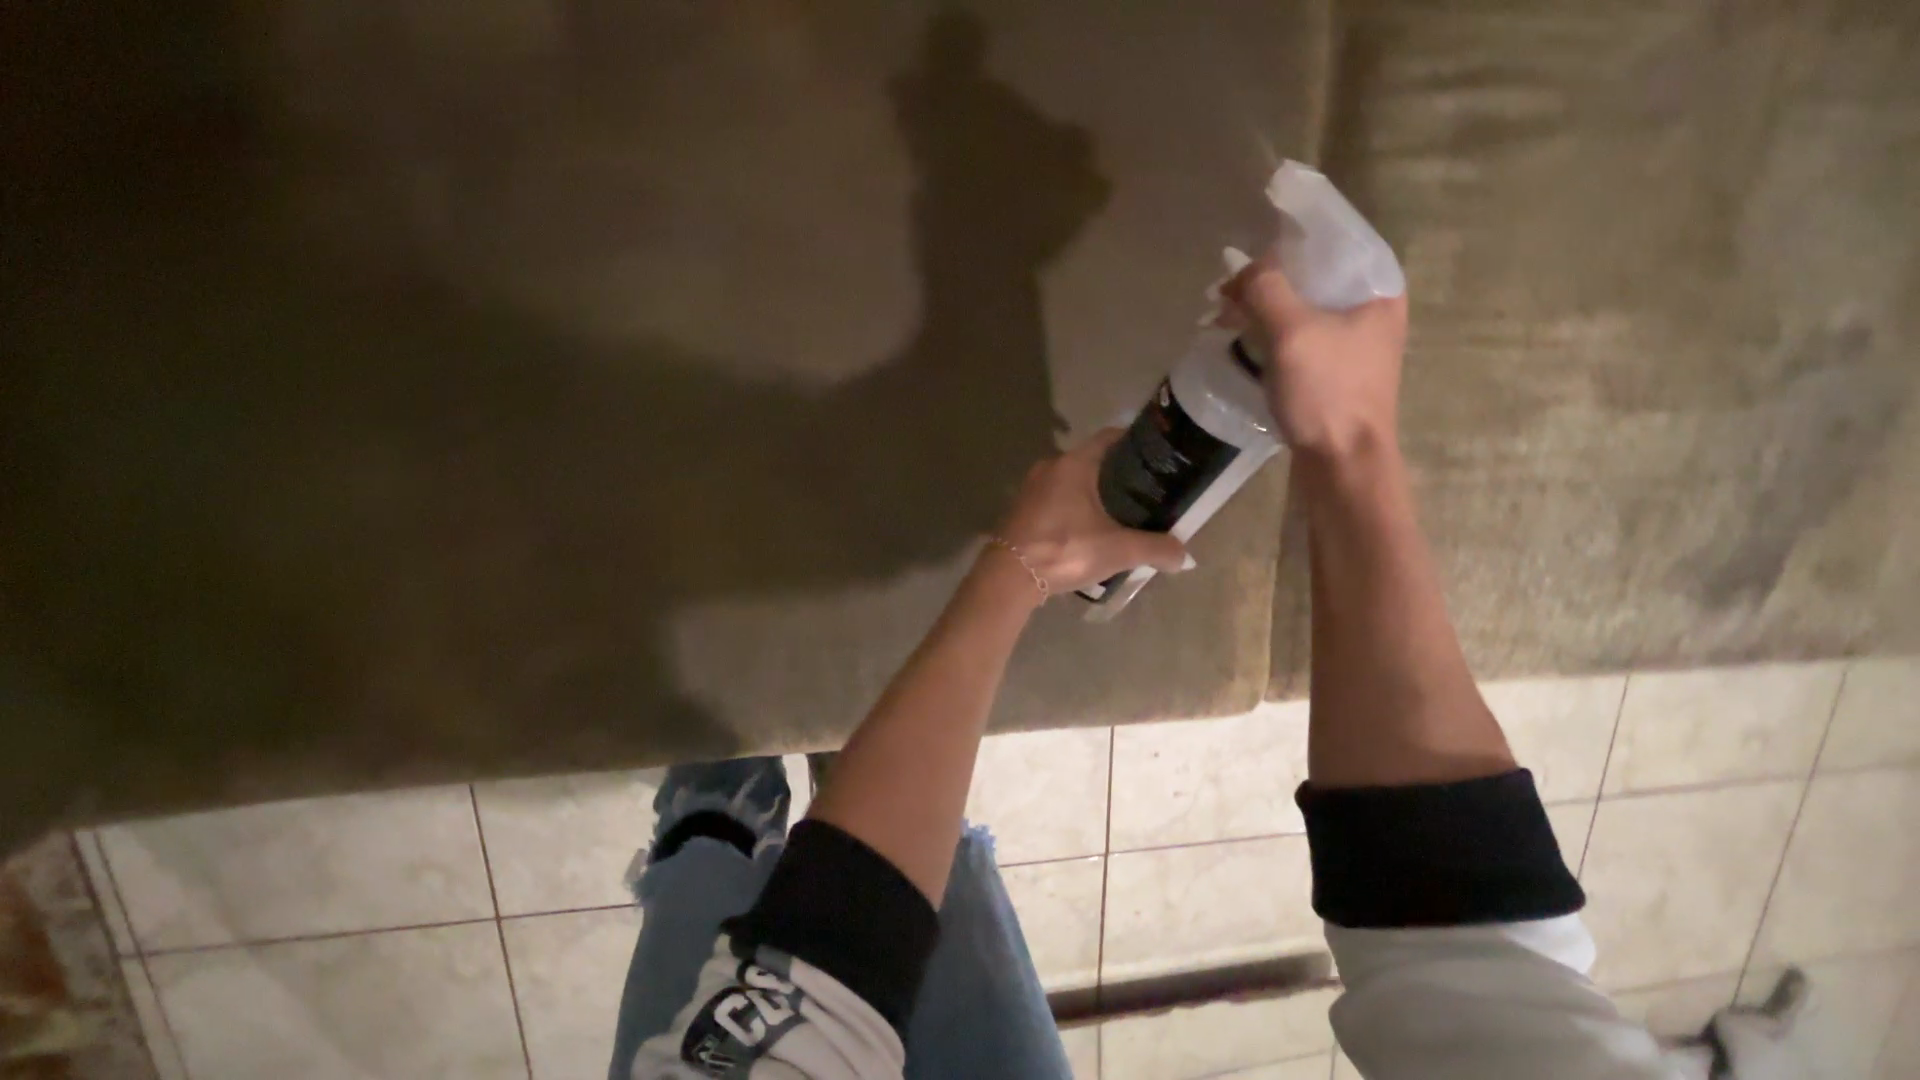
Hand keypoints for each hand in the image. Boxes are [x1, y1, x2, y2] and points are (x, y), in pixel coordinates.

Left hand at [991, 429, 1191, 596]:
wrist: (1008, 577)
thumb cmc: (1065, 550)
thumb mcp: (1118, 550)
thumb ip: (1156, 549)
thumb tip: (1186, 557)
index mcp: (1074, 463)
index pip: (1110, 438)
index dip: (1135, 442)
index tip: (1156, 456)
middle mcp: (1051, 467)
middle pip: (1092, 460)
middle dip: (1118, 473)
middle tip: (1146, 490)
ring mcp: (1032, 488)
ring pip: (1072, 482)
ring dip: (1094, 493)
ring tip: (1122, 511)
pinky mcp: (1022, 510)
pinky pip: (1056, 500)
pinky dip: (1074, 508)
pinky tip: (1090, 528)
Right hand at [1220, 254, 1407, 459]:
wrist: (1342, 463)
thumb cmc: (1326, 392)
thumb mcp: (1291, 332)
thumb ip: (1265, 289)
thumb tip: (1243, 270)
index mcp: (1377, 290)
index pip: (1331, 243)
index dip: (1287, 243)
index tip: (1249, 250)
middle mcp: (1371, 311)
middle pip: (1312, 278)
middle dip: (1265, 281)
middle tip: (1225, 291)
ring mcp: (1354, 345)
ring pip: (1301, 309)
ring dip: (1261, 309)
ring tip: (1222, 316)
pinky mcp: (1334, 372)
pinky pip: (1298, 338)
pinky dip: (1269, 334)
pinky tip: (1240, 340)